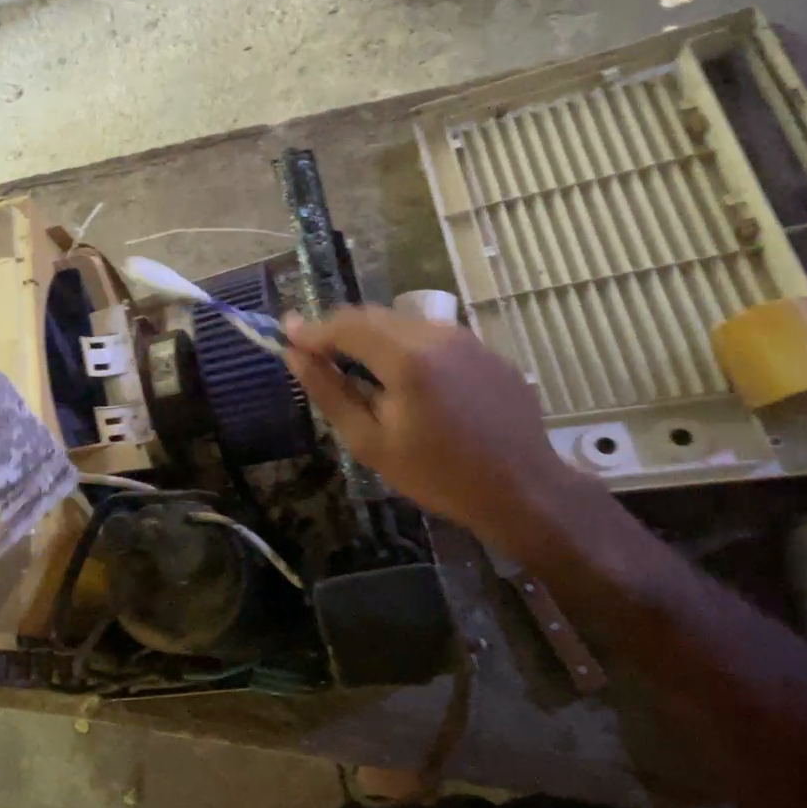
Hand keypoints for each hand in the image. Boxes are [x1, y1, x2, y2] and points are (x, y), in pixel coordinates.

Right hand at [284, 306, 578, 540]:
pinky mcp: (489, 354)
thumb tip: (295, 357)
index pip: (346, 325)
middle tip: (313, 351)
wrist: (521, 491)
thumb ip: (330, 393)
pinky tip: (406, 381)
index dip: (312, 330)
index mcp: (407, 358)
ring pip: (406, 323)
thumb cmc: (437, 475)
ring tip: (356, 366)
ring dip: (373, 337)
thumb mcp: (370, 442)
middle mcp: (438, 335)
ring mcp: (469, 341)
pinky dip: (408, 348)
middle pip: (375, 316)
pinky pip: (436, 339)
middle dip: (339, 329)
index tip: (285, 335)